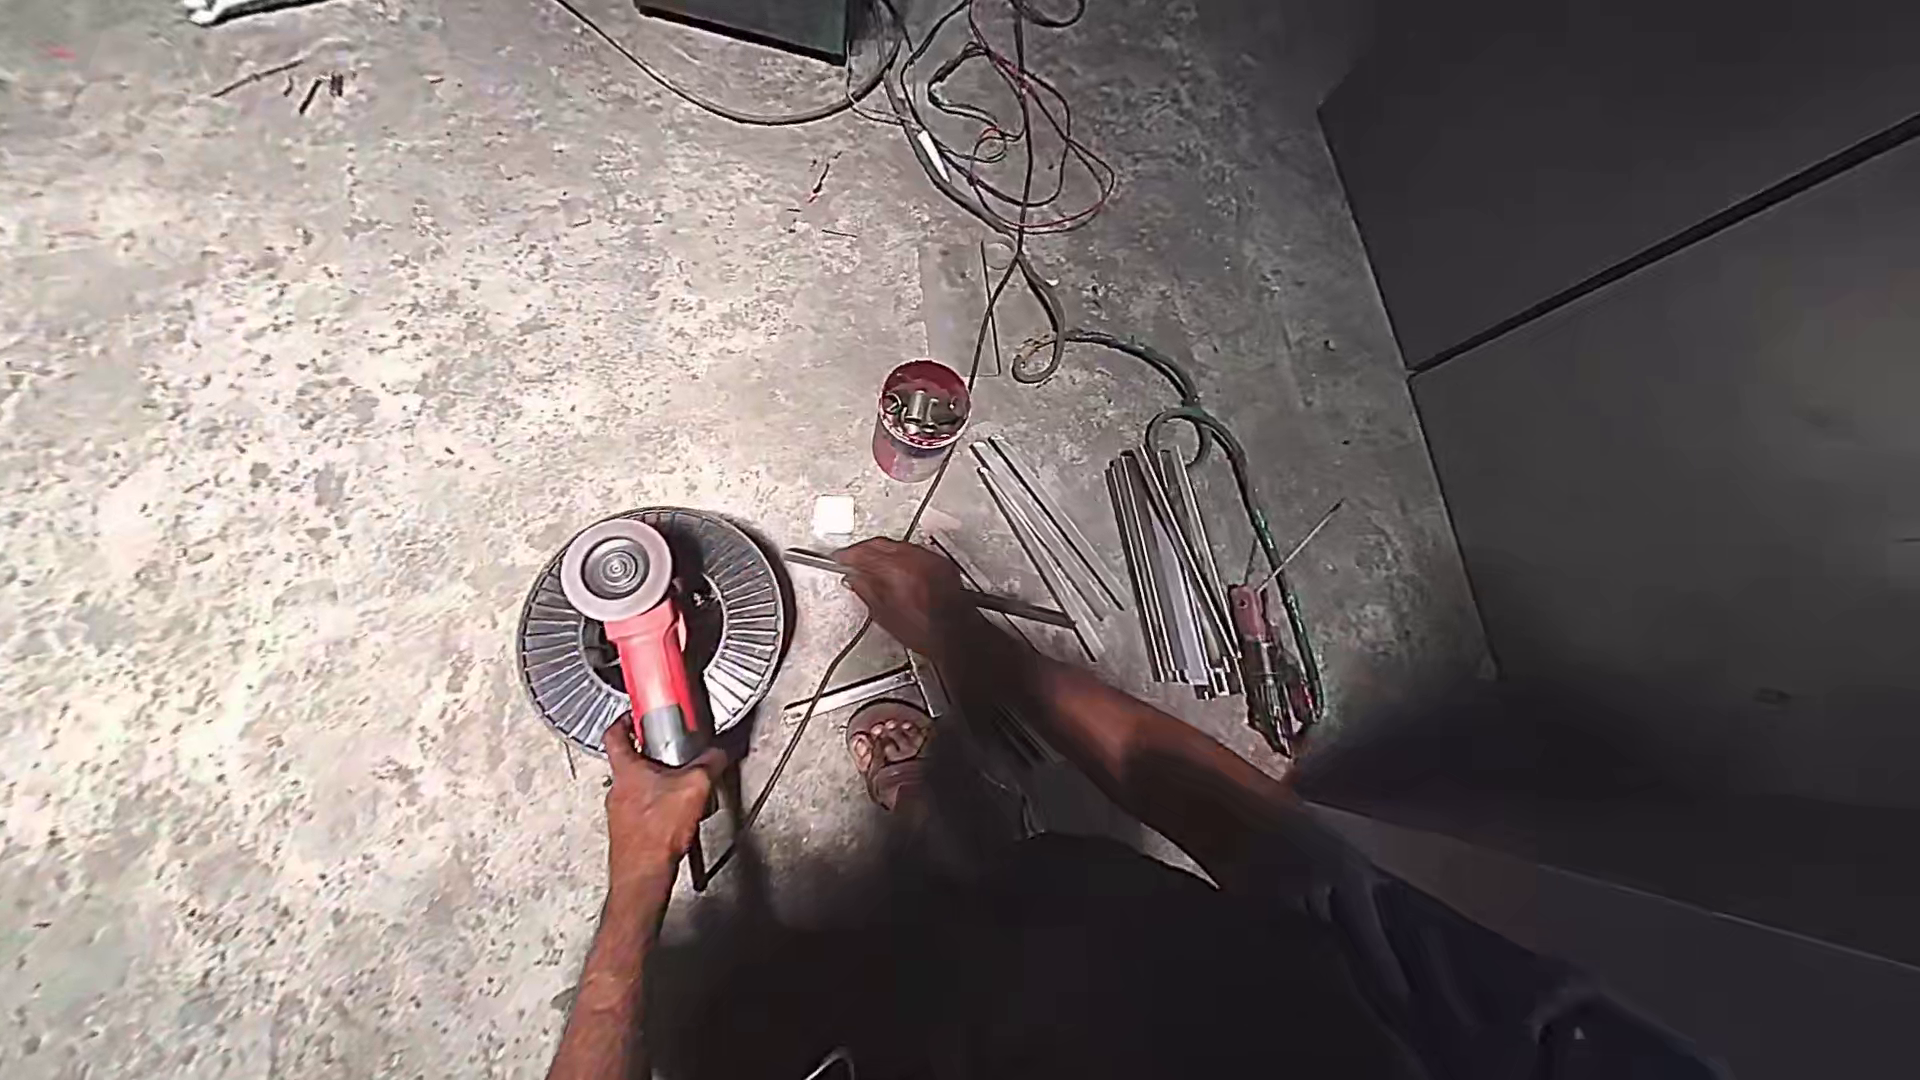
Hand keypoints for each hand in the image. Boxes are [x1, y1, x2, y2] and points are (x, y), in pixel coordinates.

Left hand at [601, 717, 727, 895]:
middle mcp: (618, 789)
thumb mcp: (696, 785)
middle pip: (631, 759)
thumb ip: (711, 761)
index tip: (635, 714)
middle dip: (654, 752)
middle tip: (673, 748)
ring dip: (658, 779)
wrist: (644, 875)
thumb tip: (720, 753)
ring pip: (638, 784)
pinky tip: (679, 810)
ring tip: (682, 782)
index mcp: (627, 770)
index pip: (615, 734)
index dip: (624, 719)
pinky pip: (643, 805)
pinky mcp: (629, 829)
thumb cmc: (657, 832)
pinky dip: (659, 801)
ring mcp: (620, 811)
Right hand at [832, 537, 977, 657]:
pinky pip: (915, 551)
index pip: (865, 554)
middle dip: (863, 550)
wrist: (956, 636)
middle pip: (881, 544)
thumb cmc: (926, 632)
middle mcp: (915, 560)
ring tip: (871, 563)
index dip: (847, 555)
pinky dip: (901, 555)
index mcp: (897, 572)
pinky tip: (895, 565)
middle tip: (851, 558)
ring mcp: (930, 559)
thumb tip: (854, 577)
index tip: (839, 558)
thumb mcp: (885, 615)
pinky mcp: (941, 563)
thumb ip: (866, 590)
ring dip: (882, 551)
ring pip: (898, 545)